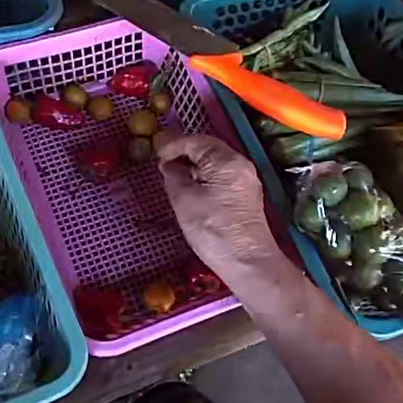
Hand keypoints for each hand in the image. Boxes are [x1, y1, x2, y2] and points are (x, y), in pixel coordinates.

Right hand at [154, 132, 284, 281]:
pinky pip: (220, 176)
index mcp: (226, 161)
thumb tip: (168, 165)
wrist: (246, 262)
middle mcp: (240, 164)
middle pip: (207, 148)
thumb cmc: (212, 229)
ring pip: (214, 162)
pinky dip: (202, 176)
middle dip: (183, 152)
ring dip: (192, 165)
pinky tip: (189, 187)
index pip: (196, 141)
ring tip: (171, 174)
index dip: (173, 144)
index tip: (155, 153)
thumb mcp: (184, 200)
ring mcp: (245, 180)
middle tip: (160, 161)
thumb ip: (173, 176)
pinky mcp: (244, 195)